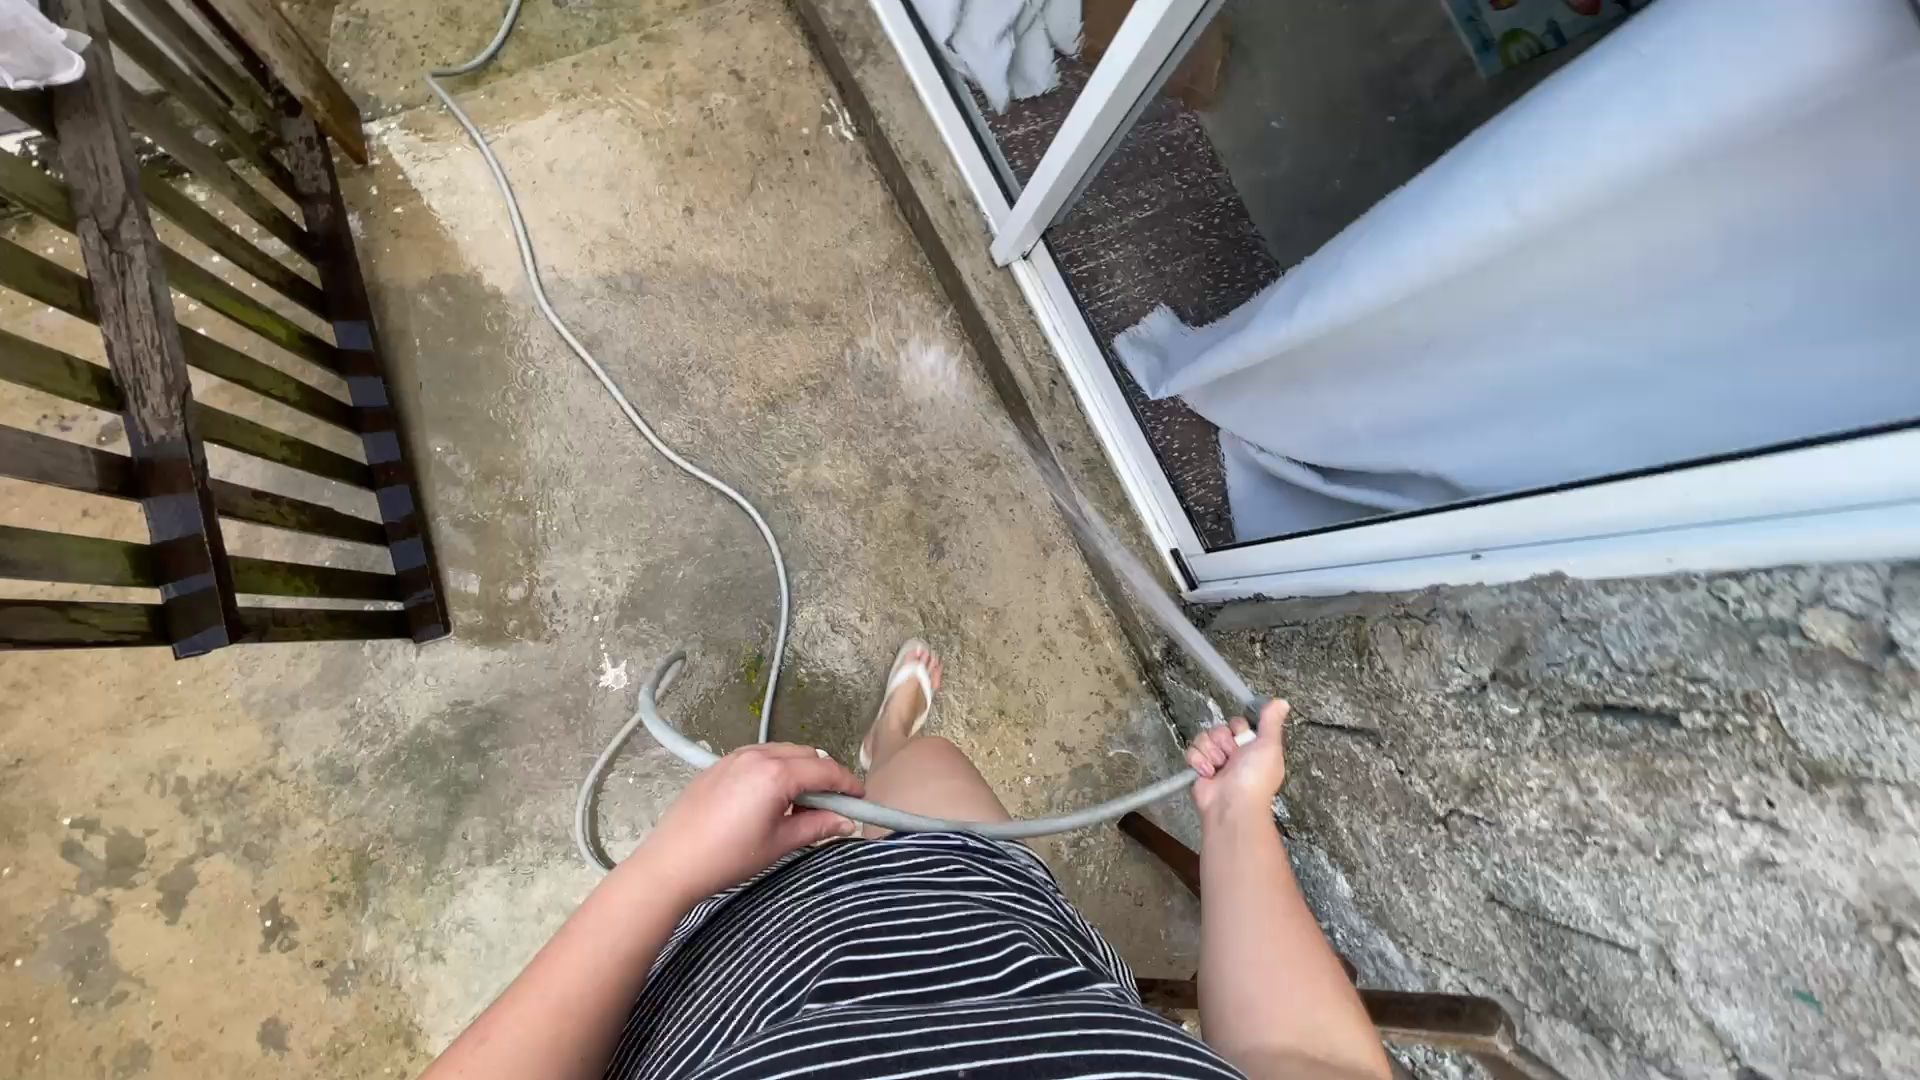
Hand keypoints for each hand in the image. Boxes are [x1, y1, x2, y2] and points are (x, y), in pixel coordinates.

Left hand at [632, 744, 863, 906]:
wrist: (670, 864)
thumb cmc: (727, 857)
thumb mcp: (779, 844)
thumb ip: (817, 827)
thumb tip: (847, 822)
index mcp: (776, 774)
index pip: (826, 771)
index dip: (848, 784)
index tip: (860, 799)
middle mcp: (759, 755)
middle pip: (807, 755)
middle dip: (825, 776)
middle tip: (831, 806)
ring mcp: (737, 755)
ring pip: (784, 752)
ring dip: (800, 770)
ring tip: (800, 804)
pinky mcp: (721, 763)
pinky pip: (761, 755)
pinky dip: (777, 768)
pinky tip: (771, 797)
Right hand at [1185, 699, 1290, 827]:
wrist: (1232, 804)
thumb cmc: (1255, 778)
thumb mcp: (1269, 745)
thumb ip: (1271, 722)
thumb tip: (1281, 702)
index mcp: (1252, 748)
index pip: (1237, 723)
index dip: (1237, 728)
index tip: (1243, 739)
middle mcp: (1234, 754)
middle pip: (1219, 729)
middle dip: (1223, 741)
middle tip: (1231, 756)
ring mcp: (1215, 761)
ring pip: (1204, 738)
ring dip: (1211, 753)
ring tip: (1220, 768)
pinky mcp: (1199, 768)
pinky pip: (1191, 751)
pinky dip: (1198, 762)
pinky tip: (1208, 773)